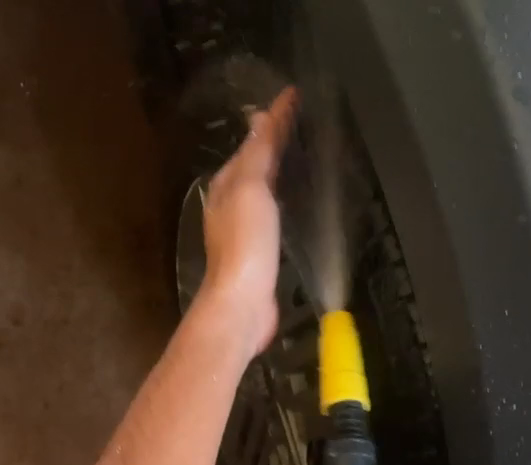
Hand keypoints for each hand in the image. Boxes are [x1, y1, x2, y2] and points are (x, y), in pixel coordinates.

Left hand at [198, 88, 297, 354]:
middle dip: (275, 142)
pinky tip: (298, 204)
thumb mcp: (250, 189)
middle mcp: (231, 206)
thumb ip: (257, 154)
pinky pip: (275, 217)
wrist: (242, 305)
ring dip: (280, 172)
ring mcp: (244, 233)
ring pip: (264, 191)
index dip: (274, 118)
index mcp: (227, 186)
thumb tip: (260, 118)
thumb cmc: (245, 245)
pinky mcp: (260, 256)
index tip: (295, 94)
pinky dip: (286, 201)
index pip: (253, 142)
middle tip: (302, 120)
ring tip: (303, 155)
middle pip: (255, 165)